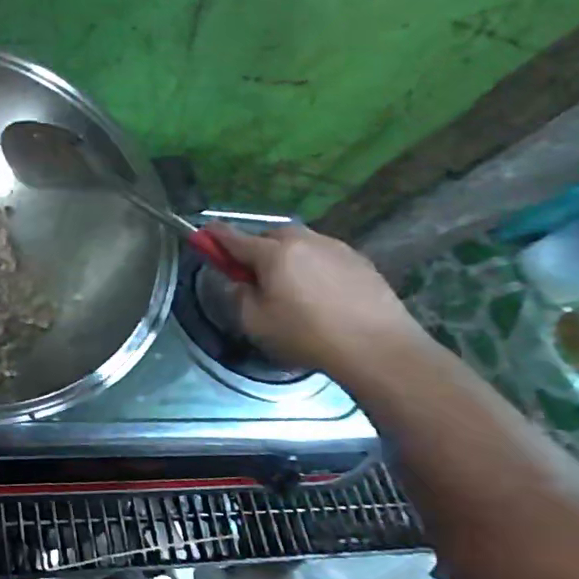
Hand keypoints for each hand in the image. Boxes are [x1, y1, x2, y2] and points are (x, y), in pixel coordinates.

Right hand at [206, 223, 431, 380]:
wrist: (376, 346)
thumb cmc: (305, 334)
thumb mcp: (255, 322)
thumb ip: (240, 296)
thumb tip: (240, 282)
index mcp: (274, 253)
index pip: (234, 238)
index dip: (214, 236)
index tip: (202, 232)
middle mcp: (305, 241)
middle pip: (270, 235)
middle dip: (255, 247)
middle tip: (250, 272)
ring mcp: (336, 248)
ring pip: (300, 243)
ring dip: (286, 255)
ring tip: (286, 283)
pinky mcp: (359, 261)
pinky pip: (323, 255)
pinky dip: (311, 265)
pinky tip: (316, 291)